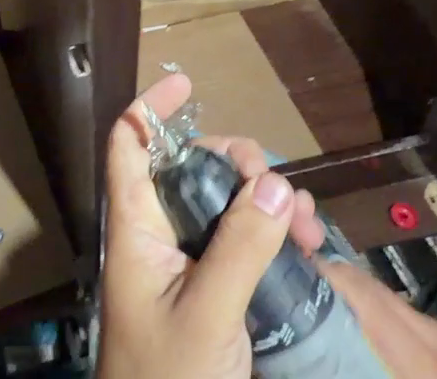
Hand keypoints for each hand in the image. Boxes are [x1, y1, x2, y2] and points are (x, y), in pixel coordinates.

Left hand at [97, 74, 436, 378]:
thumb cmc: (170, 377)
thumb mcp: (208, 311)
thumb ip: (240, 246)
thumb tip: (273, 180)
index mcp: (134, 228)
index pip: (129, 147)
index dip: (149, 109)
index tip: (186, 85)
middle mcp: (155, 235)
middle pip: (184, 170)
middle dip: (230, 161)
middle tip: (275, 179)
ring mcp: (182, 265)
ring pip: (218, 207)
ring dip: (261, 200)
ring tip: (307, 220)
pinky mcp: (208, 292)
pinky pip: (238, 245)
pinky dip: (269, 235)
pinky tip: (306, 245)